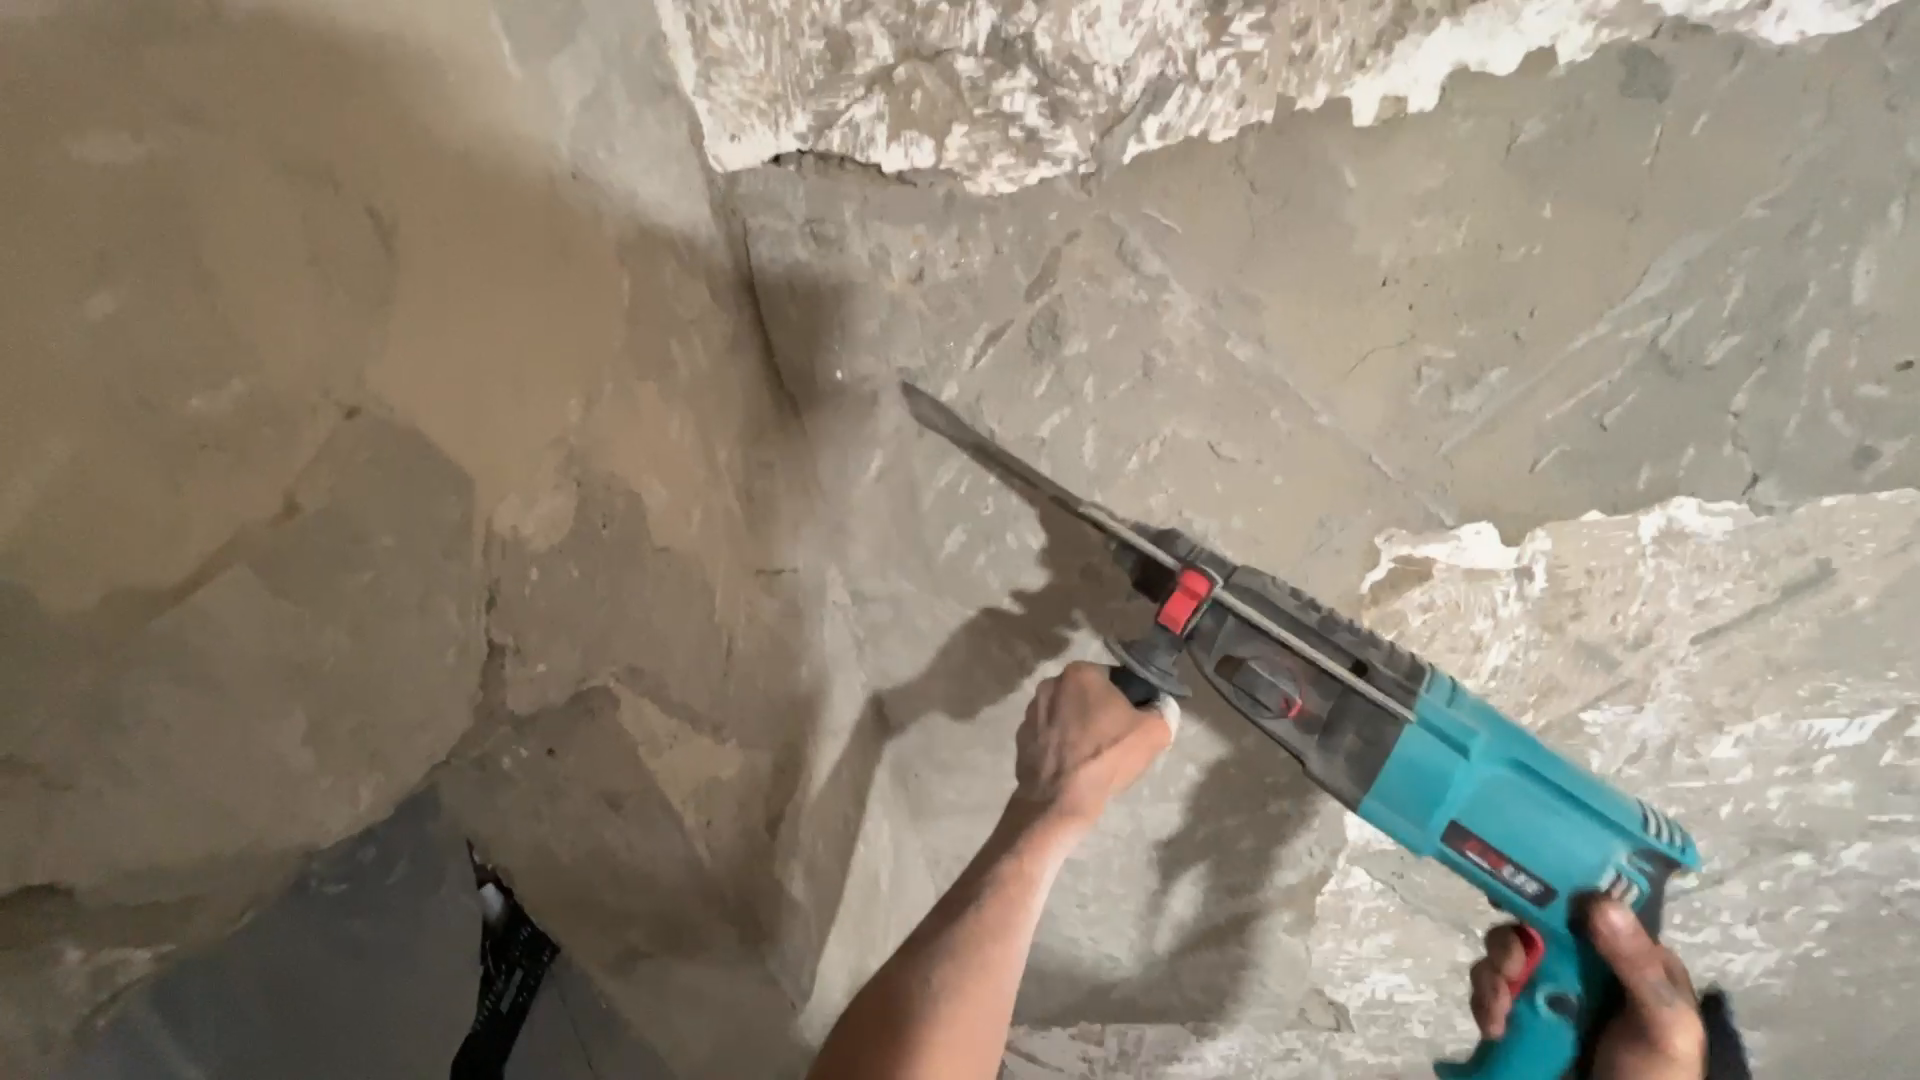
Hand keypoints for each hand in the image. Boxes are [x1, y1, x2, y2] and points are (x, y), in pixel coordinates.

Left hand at [1012, 661, 1175, 830]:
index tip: (1134, 720)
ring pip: (1066, 714)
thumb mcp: (1153, 732)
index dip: (1128, 699)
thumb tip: (1159, 705)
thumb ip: (1162, 710)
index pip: (1114, 678)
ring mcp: (1031, 710)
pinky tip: (1073, 765)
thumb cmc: (1107, 756)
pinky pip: (1049, 735)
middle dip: (1101, 712)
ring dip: (1078, 727)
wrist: (1059, 798)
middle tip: (1116, 739)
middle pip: (1087, 695)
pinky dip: (1060, 745)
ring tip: (1093, 756)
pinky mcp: (1021, 736)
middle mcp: (1050, 683)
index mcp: (1080, 672)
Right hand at [1470, 899, 1704, 1079]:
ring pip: (1500, 951)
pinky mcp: (1518, 1009)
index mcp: (1624, 955)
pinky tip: (1495, 1026)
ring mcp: (1546, 985)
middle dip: (1510, 943)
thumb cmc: (1654, 1076)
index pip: (1583, 904)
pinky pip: (1486, 985)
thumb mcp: (1665, 1026)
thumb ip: (1636, 967)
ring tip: (1502, 1009)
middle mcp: (1581, 961)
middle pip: (1529, 923)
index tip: (1519, 885)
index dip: (1548, 888)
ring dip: (1493, 976)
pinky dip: (1484, 1001)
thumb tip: (1597, 901)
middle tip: (1511, 969)